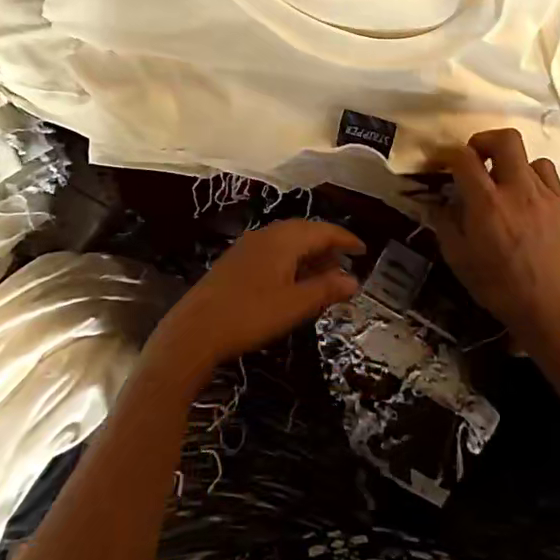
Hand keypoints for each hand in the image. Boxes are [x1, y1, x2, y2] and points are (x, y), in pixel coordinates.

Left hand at [151, 220, 364, 373]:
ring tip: (325, 275)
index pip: (322, 230)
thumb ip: (326, 290)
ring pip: (287, 242)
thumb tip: (354, 279)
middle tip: (346, 264)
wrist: (195, 329)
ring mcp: (247, 247)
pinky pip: (273, 252)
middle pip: (304, 232)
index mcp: (283, 240)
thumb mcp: (295, 305)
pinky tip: (293, 282)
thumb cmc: (250, 315)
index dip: (345, 239)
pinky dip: (291, 261)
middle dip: (327, 246)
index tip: (364, 249)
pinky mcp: (235, 262)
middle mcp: (266, 235)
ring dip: (309, 255)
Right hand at [427, 129, 559, 348]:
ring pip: (527, 154)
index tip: (443, 164)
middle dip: (484, 141)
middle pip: (504, 139)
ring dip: (509, 162)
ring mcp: (543, 194)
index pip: (464, 158)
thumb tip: (438, 197)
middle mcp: (516, 190)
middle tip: (475, 159)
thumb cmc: (493, 282)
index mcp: (486, 203)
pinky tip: (524, 193)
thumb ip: (444, 219)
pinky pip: (545, 171)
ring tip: (501, 182)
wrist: (544, 303)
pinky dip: (531, 174)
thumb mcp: (455, 253)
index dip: (449, 155)